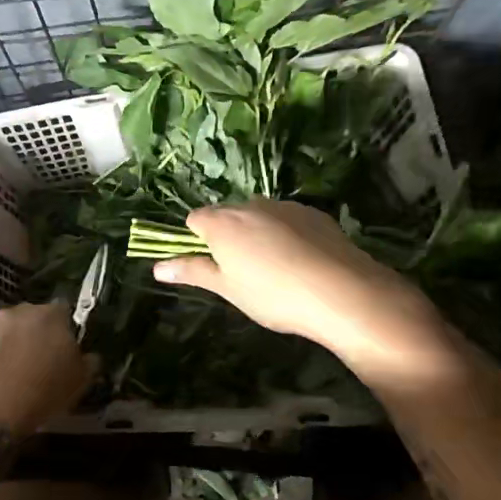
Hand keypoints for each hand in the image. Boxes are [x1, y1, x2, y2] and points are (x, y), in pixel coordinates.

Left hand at [0, 302, 94, 434]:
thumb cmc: (46, 391)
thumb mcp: (80, 382)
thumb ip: (89, 362)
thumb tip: (91, 355)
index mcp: (54, 316)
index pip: (63, 310)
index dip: (63, 327)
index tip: (62, 345)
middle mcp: (25, 309)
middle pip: (34, 315)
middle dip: (36, 329)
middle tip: (37, 355)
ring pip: (9, 323)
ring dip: (12, 335)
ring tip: (12, 362)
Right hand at [152, 200, 461, 392]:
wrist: (343, 292)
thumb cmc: (273, 295)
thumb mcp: (228, 289)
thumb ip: (192, 271)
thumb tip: (157, 267)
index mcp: (222, 222)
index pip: (194, 219)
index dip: (197, 240)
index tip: (210, 264)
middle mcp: (250, 205)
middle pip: (226, 214)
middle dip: (226, 235)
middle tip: (240, 271)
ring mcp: (284, 206)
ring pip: (258, 214)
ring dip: (256, 233)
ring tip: (273, 268)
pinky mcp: (313, 212)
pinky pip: (286, 218)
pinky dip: (284, 233)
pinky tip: (299, 261)